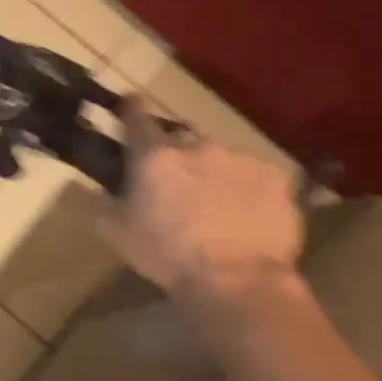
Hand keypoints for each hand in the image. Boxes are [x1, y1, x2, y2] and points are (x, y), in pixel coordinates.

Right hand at [96, 105, 302, 304]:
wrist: (234, 277)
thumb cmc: (164, 253)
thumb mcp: (115, 231)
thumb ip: (106, 202)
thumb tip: (107, 188)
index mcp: (153, 158)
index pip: (137, 119)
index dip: (130, 109)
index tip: (127, 103)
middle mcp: (197, 146)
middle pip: (181, 136)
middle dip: (172, 150)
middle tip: (170, 178)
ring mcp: (239, 157)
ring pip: (216, 155)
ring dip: (208, 169)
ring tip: (209, 201)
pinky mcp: (275, 174)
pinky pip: (250, 172)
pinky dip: (240, 184)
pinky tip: (239, 210)